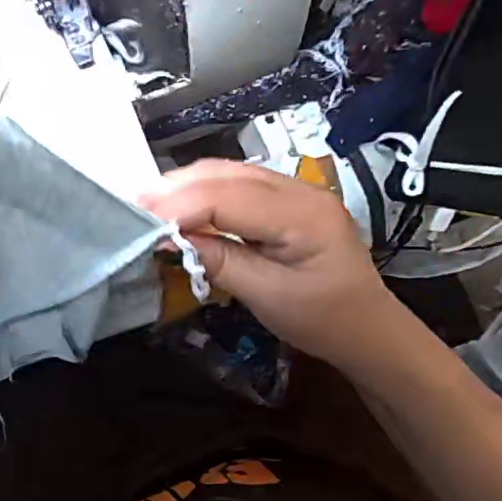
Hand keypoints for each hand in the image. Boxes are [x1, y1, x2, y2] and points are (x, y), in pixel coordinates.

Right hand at [141, 160, 400, 366]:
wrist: (367, 327)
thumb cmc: (322, 319)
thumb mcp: (268, 296)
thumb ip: (219, 261)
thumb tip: (171, 239)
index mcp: (303, 215)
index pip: (228, 197)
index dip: (180, 205)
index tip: (140, 220)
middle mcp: (301, 190)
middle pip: (228, 174)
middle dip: (177, 187)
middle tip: (134, 206)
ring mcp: (296, 191)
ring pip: (231, 173)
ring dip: (187, 185)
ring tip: (149, 204)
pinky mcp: (287, 200)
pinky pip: (239, 184)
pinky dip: (204, 192)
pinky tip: (182, 205)